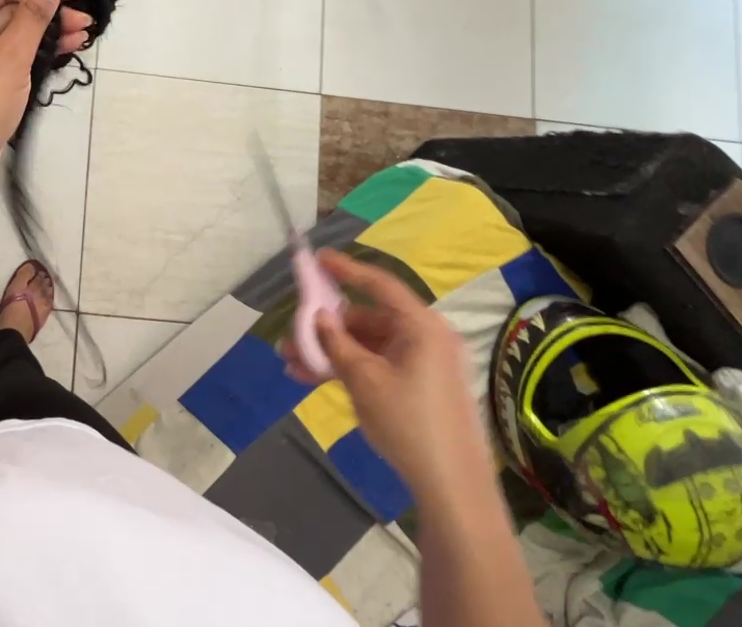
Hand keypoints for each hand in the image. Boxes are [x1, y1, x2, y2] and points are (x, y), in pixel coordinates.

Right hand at [286, 251, 493, 499]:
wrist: (450, 484)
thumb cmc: (408, 420)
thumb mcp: (362, 378)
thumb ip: (335, 342)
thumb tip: (318, 316)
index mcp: (421, 327)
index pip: (379, 285)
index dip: (346, 269)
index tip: (316, 258)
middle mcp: (424, 338)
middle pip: (366, 318)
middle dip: (325, 326)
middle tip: (290, 333)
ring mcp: (421, 364)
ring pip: (365, 344)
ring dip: (328, 350)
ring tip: (291, 362)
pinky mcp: (416, 387)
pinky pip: (373, 364)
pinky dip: (345, 367)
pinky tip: (311, 379)